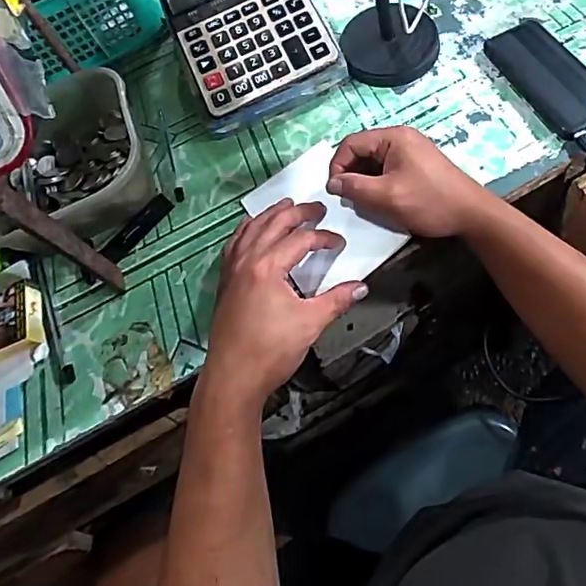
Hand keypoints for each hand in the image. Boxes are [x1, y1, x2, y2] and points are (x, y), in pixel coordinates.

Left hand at [204, 199, 367, 408]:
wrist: (233, 378)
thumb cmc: (270, 351)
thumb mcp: (310, 323)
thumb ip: (337, 300)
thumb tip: (360, 287)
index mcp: (267, 267)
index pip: (301, 240)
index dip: (324, 238)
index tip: (338, 244)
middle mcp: (247, 261)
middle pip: (274, 224)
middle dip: (297, 213)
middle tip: (316, 208)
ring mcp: (232, 270)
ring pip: (251, 229)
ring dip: (270, 215)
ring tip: (285, 207)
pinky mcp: (225, 282)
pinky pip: (235, 243)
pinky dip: (247, 230)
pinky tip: (252, 231)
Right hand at [326, 127, 497, 238]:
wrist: (471, 213)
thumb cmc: (429, 202)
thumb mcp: (387, 196)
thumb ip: (355, 187)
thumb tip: (332, 183)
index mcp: (393, 137)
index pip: (351, 143)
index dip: (338, 165)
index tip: (336, 191)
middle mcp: (401, 138)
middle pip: (362, 150)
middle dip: (352, 174)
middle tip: (351, 198)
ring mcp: (411, 150)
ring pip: (374, 161)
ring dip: (365, 181)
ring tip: (367, 202)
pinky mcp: (418, 164)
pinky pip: (388, 168)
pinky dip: (379, 182)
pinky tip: (383, 200)